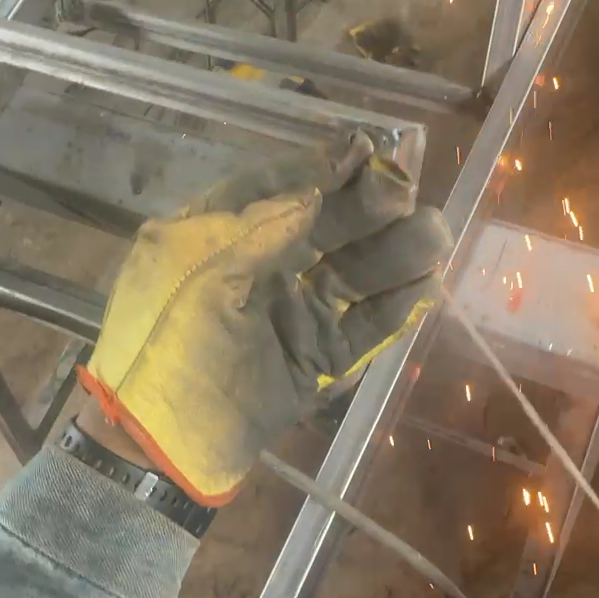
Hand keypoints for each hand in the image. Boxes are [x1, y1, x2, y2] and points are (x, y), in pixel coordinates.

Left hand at [78, 131, 450, 504]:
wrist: (163, 447)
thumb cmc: (166, 350)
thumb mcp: (196, 274)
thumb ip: (257, 229)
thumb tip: (315, 192)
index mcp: (214, 239)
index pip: (271, 189)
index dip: (316, 168)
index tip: (363, 150)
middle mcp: (258, 270)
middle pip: (323, 228)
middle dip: (366, 209)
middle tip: (405, 193)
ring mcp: (292, 315)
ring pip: (352, 275)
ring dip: (394, 254)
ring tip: (435, 233)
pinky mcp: (317, 358)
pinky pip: (363, 328)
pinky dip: (394, 307)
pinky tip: (426, 284)